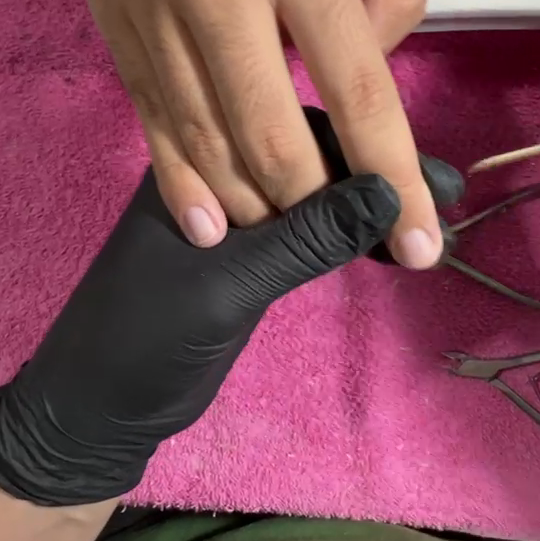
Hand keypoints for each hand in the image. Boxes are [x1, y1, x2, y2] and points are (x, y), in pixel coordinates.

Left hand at [0, 160, 401, 505]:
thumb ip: (304, 239)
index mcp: (195, 162)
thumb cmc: (145, 341)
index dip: (363, 147)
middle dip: (375, 176)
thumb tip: (388, 191)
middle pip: (307, 159)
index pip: (291, 129)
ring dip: (362, 208)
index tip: (429, 178)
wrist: (95, 410)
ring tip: (426, 221)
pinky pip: (298, 234)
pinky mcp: (238, 258)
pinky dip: (339, 237)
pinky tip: (377, 242)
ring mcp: (227, 218)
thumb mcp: (228, 287)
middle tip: (444, 198)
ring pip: (307, 197)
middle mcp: (212, 176)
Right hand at [67, 0, 440, 267]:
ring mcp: (155, 14)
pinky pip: (152, 123)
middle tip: (341, 237)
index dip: (392, 180)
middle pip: (271, 138)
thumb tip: (372, 75)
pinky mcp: (115, 26)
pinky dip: (183, 184)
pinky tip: (209, 228)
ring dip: (253, 206)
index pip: (358, 91)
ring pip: (206, 142)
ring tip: (284, 237)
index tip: (416, 245)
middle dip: (313, 208)